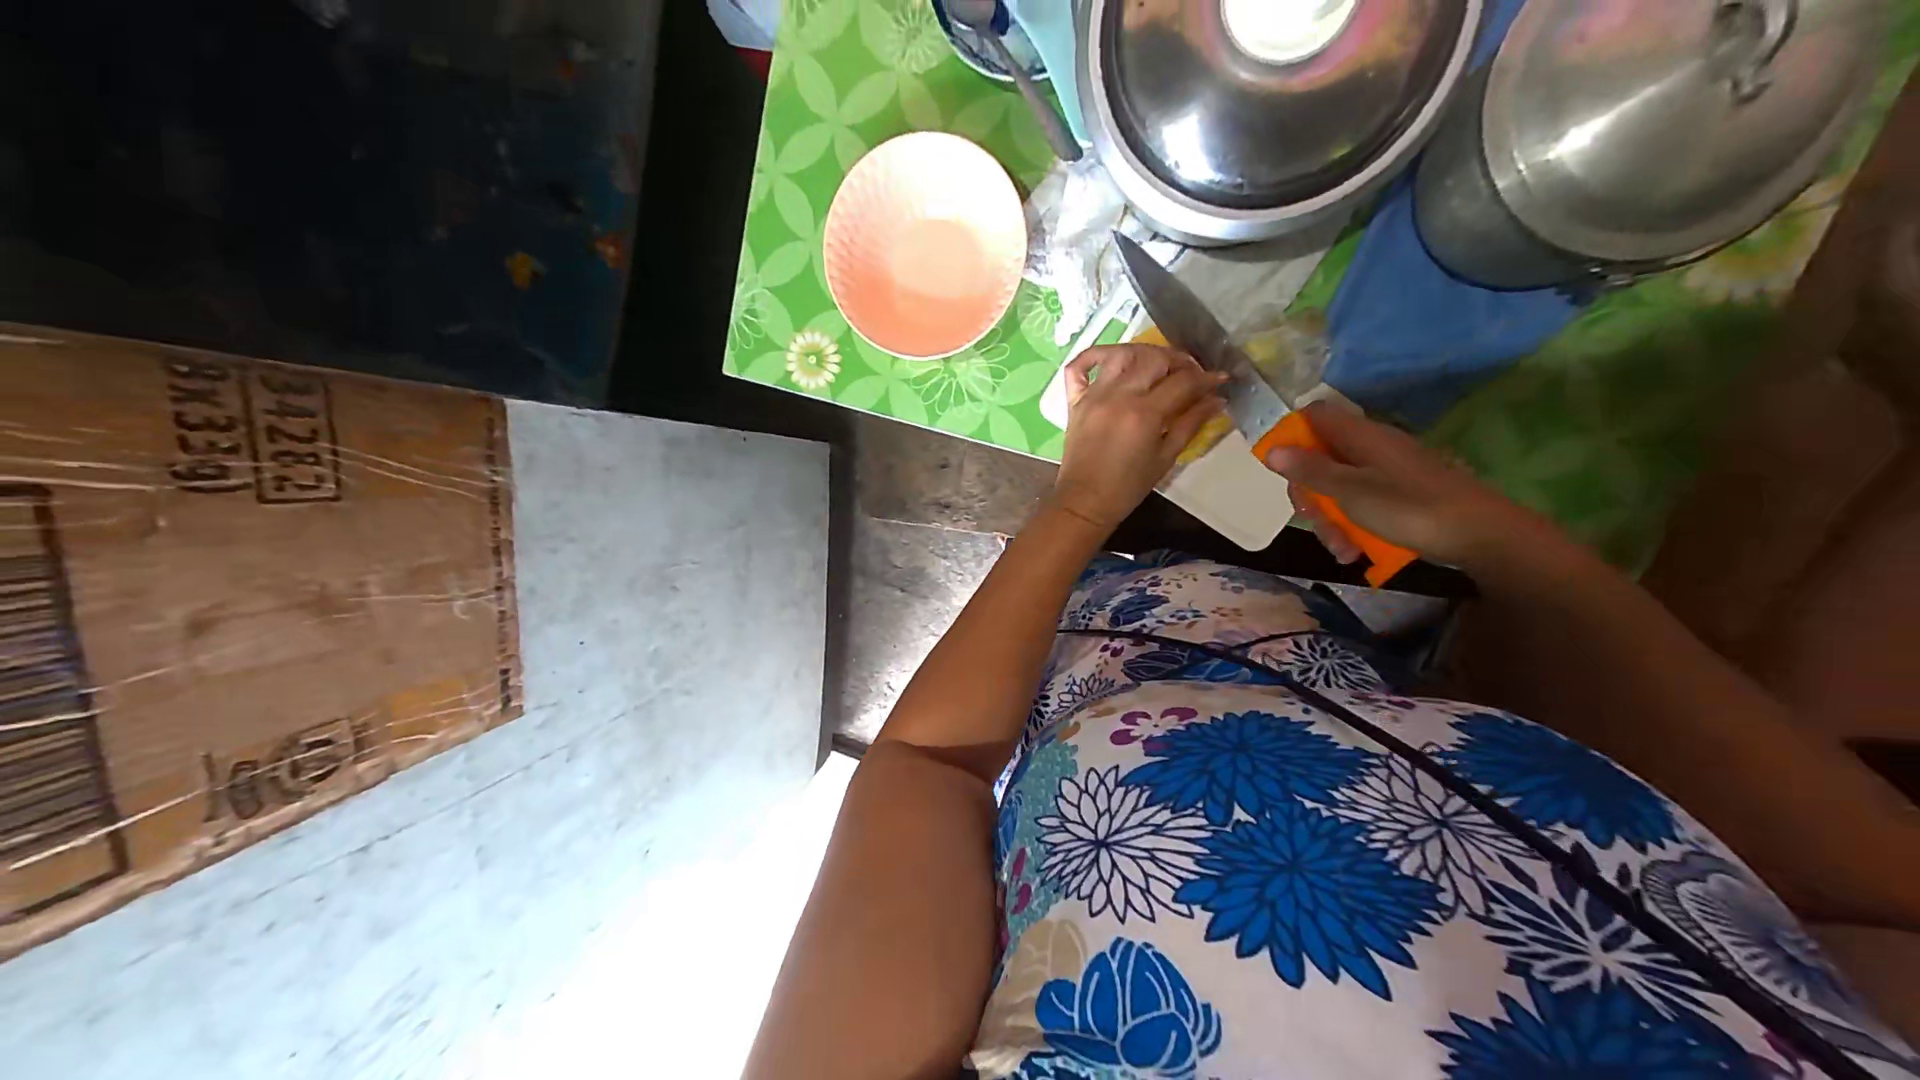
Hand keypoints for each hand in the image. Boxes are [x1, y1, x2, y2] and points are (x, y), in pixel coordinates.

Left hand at [1051, 344, 1225, 532]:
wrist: (1085, 502)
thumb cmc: (1128, 487)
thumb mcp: (1166, 457)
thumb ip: (1190, 424)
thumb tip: (1216, 400)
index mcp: (1145, 414)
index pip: (1183, 381)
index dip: (1206, 378)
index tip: (1219, 379)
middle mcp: (1119, 396)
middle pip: (1154, 358)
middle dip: (1179, 360)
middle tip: (1190, 372)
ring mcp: (1094, 395)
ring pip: (1120, 353)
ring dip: (1144, 352)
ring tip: (1157, 364)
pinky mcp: (1075, 400)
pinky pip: (1078, 367)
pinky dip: (1092, 355)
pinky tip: (1111, 359)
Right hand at [1262, 401, 1554, 570]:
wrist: (1483, 536)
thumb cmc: (1410, 508)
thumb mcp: (1349, 492)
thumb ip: (1309, 471)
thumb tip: (1272, 450)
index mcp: (1360, 436)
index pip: (1313, 416)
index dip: (1290, 436)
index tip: (1281, 470)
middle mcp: (1372, 446)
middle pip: (1321, 458)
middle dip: (1310, 493)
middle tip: (1313, 521)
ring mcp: (1388, 471)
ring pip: (1339, 487)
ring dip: (1331, 519)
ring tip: (1342, 550)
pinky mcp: (1402, 494)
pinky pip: (1362, 502)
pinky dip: (1353, 525)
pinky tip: (1357, 551)